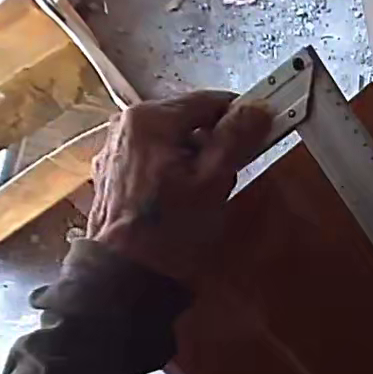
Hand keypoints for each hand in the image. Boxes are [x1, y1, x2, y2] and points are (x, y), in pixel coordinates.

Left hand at [87, 91, 272, 281]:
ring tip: (202, 193)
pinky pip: (156, 156)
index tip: (259, 137)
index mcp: (150, 118)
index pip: (211, 100)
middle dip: (215, 143)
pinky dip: (174, 169)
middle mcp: (126, 123)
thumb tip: (259, 108)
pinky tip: (180, 198)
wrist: (125, 273)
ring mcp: (116, 146)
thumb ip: (236, 138)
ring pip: (174, 139)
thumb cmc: (169, 229)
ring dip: (196, 158)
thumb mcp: (213, 181)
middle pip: (190, 119)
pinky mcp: (113, 169)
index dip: (241, 117)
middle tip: (226, 177)